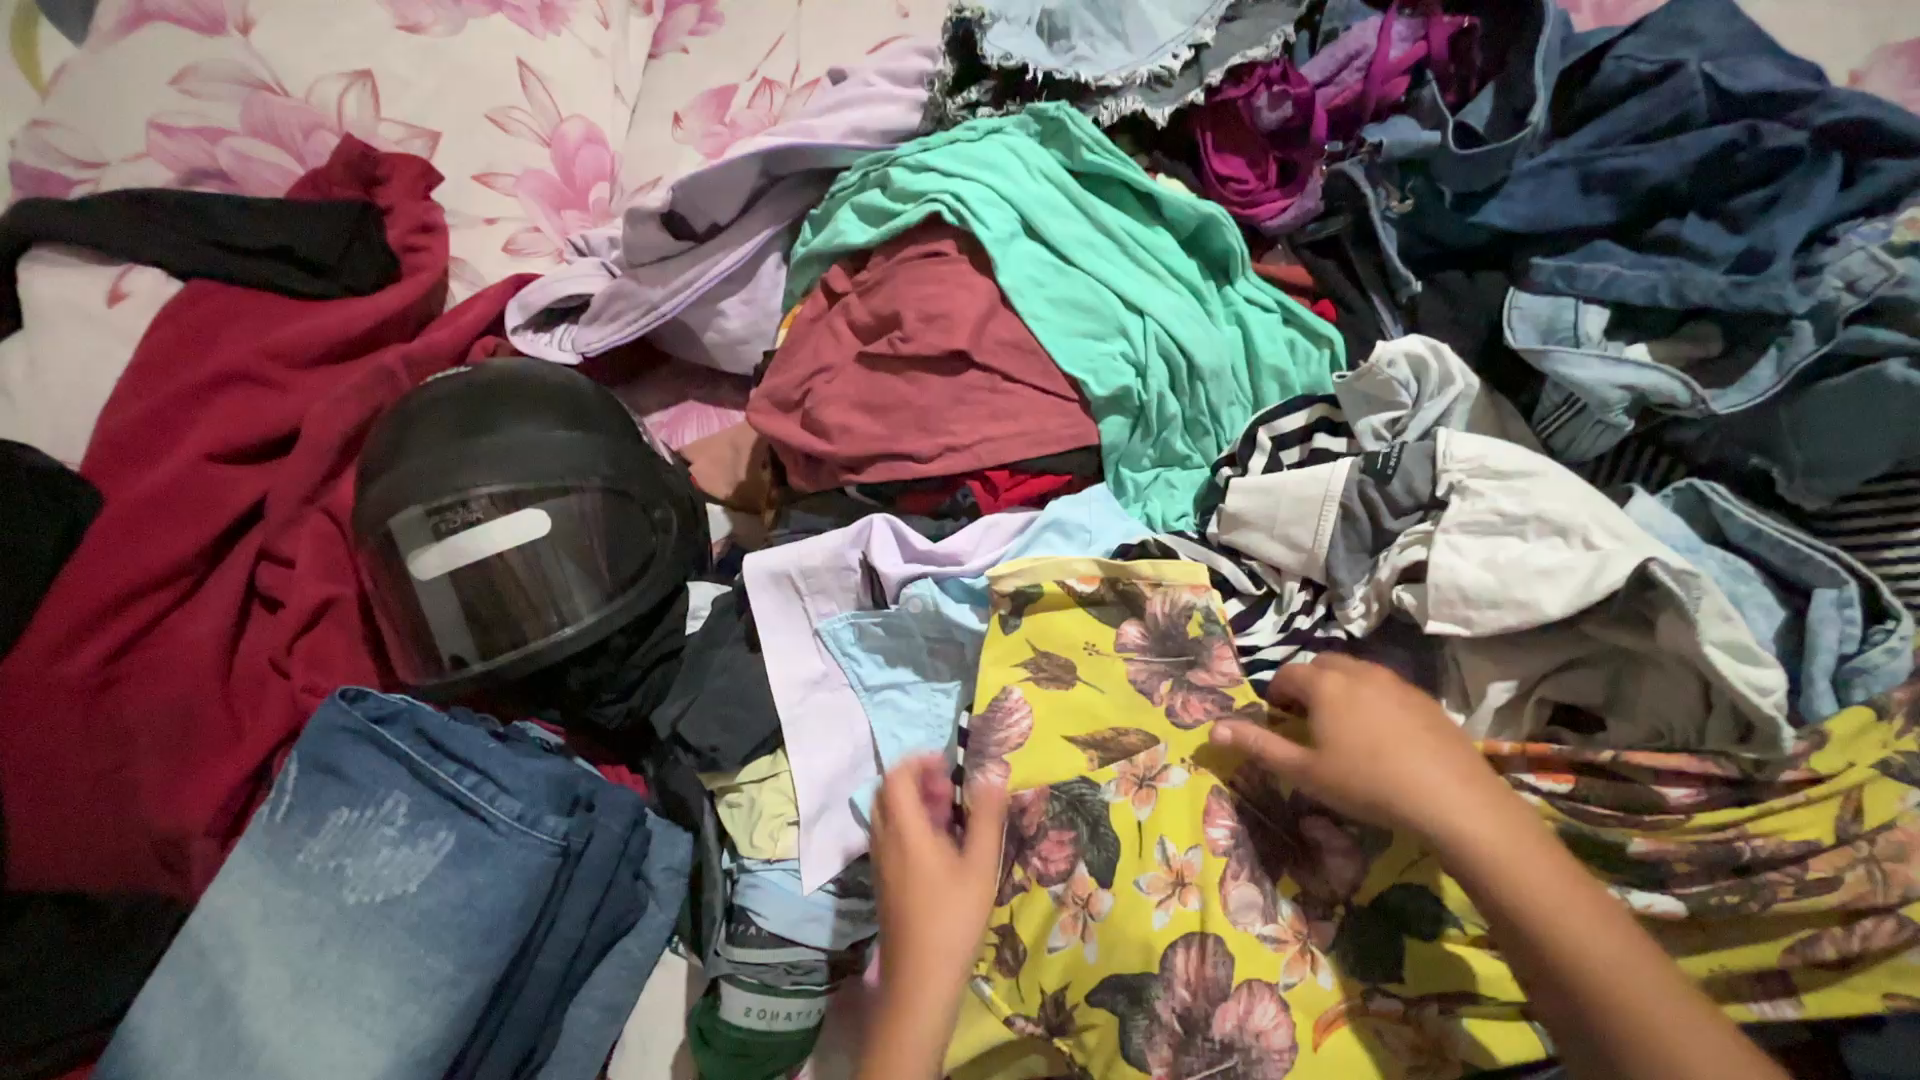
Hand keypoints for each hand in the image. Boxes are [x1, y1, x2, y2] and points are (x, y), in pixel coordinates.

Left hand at [868, 755, 1010, 1011]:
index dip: (918, 761)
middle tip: (950, 790)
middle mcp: (884, 840)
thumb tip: (992, 773)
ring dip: (914, 804)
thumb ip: (986, 816)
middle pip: (887, 792)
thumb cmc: (953, 918)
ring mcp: (880, 862)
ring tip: (950, 817)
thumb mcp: (980, 864)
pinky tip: (940, 847)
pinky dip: (910, 826)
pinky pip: (890, 836)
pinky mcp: (883, 881)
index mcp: (904, 830)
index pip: (896, 776)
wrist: (920, 979)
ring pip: (888, 815)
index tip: (948, 764)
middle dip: (917, 780)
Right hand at [1209, 653, 1518, 845]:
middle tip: (1309, 721)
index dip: (1277, 694)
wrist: (1451, 798)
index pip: (1288, 673)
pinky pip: (1386, 687)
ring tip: (1345, 728)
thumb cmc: (1365, 784)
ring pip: (1357, 672)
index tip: (1280, 722)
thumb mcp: (1303, 772)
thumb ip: (1257, 746)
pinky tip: (1384, 738)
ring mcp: (1396, 682)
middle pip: (1322, 664)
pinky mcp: (1425, 699)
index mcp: (1324, 685)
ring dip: (1341, 689)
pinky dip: (1373, 700)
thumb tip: (1211, 730)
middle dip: (1309, 684)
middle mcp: (1358, 672)